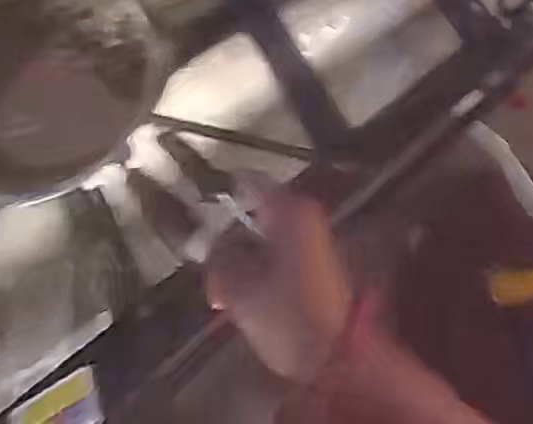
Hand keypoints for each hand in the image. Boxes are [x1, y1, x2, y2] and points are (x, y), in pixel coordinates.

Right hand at [203, 176, 352, 380]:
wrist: (333, 351)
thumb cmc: (287, 314)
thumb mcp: (242, 288)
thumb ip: (220, 258)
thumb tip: (209, 242)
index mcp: (290, 211)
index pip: (250, 183)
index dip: (223, 193)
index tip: (200, 210)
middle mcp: (303, 214)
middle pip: (252, 214)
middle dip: (227, 246)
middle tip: (213, 281)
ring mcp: (310, 234)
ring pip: (261, 236)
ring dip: (239, 262)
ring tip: (224, 298)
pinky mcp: (312, 256)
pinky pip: (275, 250)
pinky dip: (257, 268)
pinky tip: (243, 299)